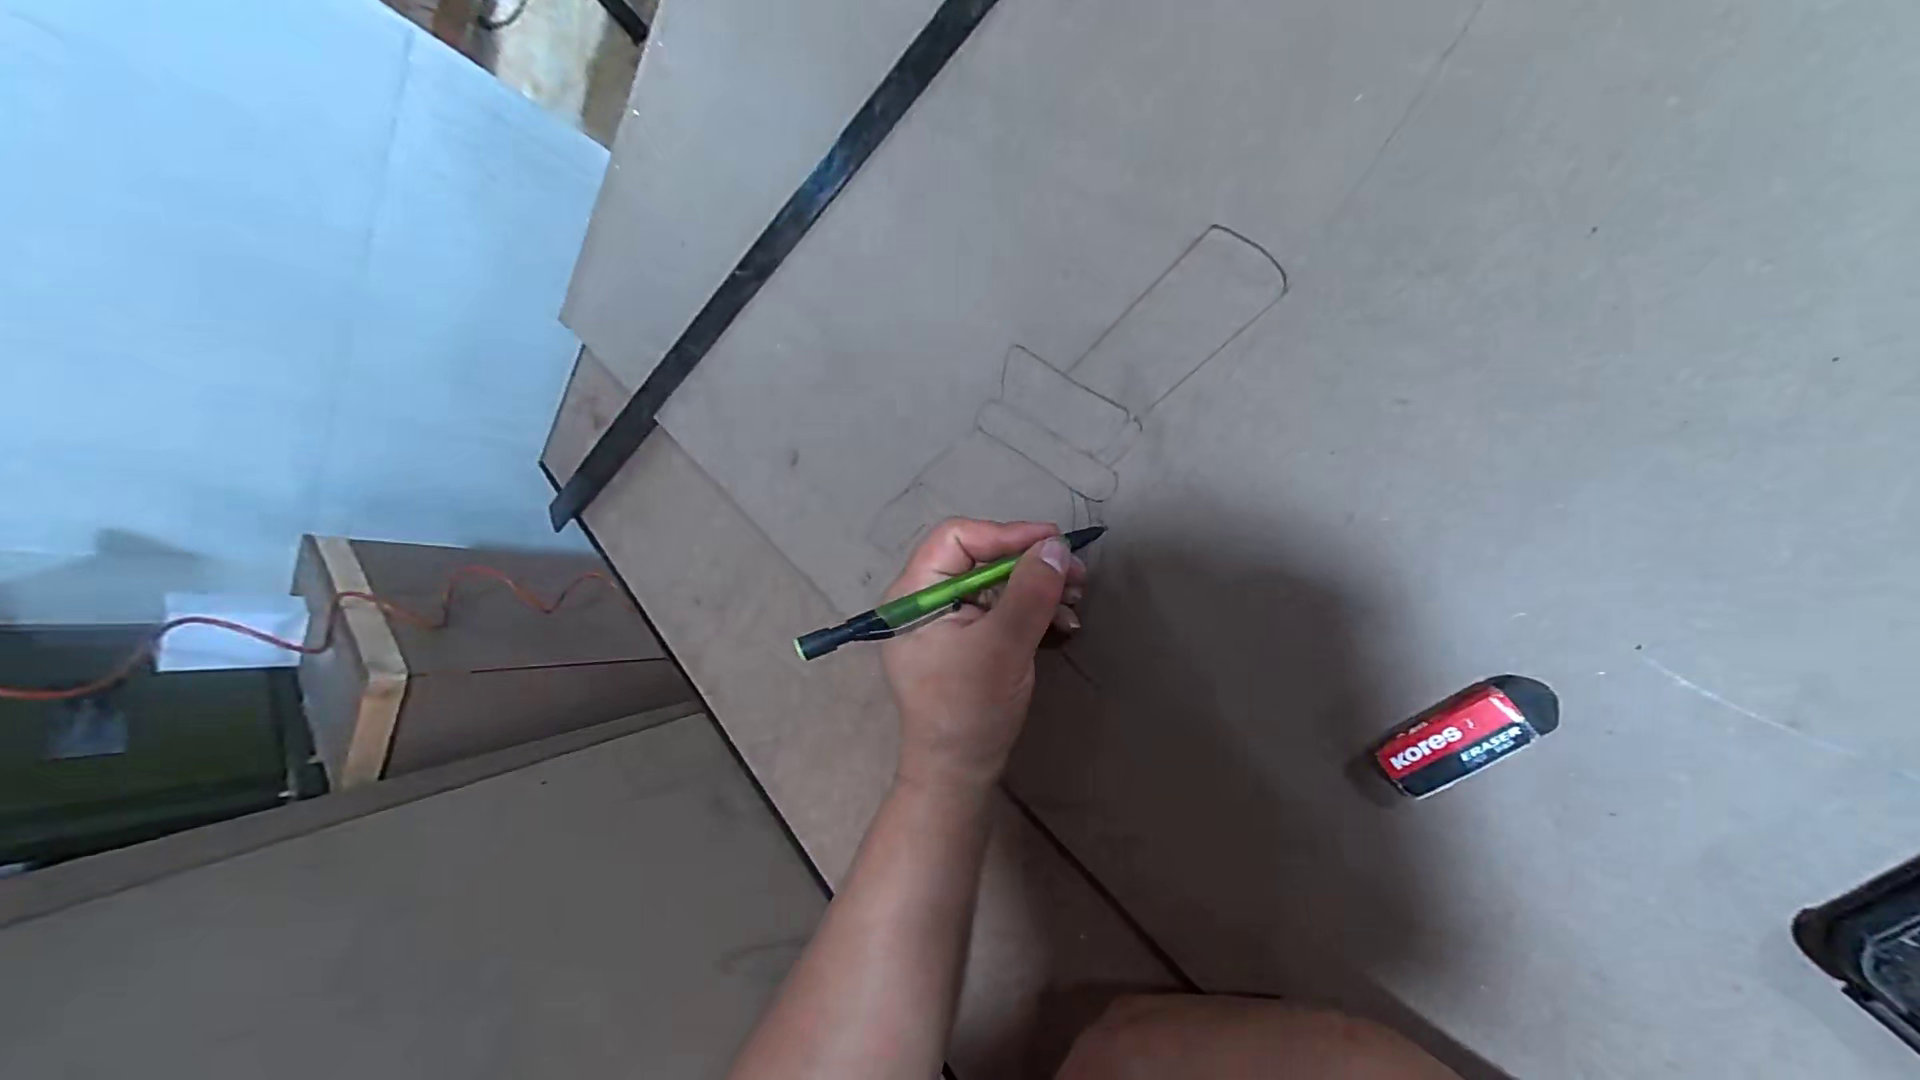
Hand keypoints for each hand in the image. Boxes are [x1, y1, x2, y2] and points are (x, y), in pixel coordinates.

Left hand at [881, 519, 1087, 793]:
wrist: (958, 773)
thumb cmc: (969, 710)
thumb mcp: (1002, 646)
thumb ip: (1030, 593)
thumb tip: (1056, 546)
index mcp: (914, 593)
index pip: (956, 538)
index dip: (1006, 534)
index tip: (1053, 543)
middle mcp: (926, 599)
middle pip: (980, 557)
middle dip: (1030, 563)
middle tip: (1076, 575)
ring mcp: (947, 619)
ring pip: (996, 582)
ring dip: (1038, 587)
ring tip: (1075, 600)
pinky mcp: (968, 638)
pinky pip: (1001, 608)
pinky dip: (1032, 610)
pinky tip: (1063, 621)